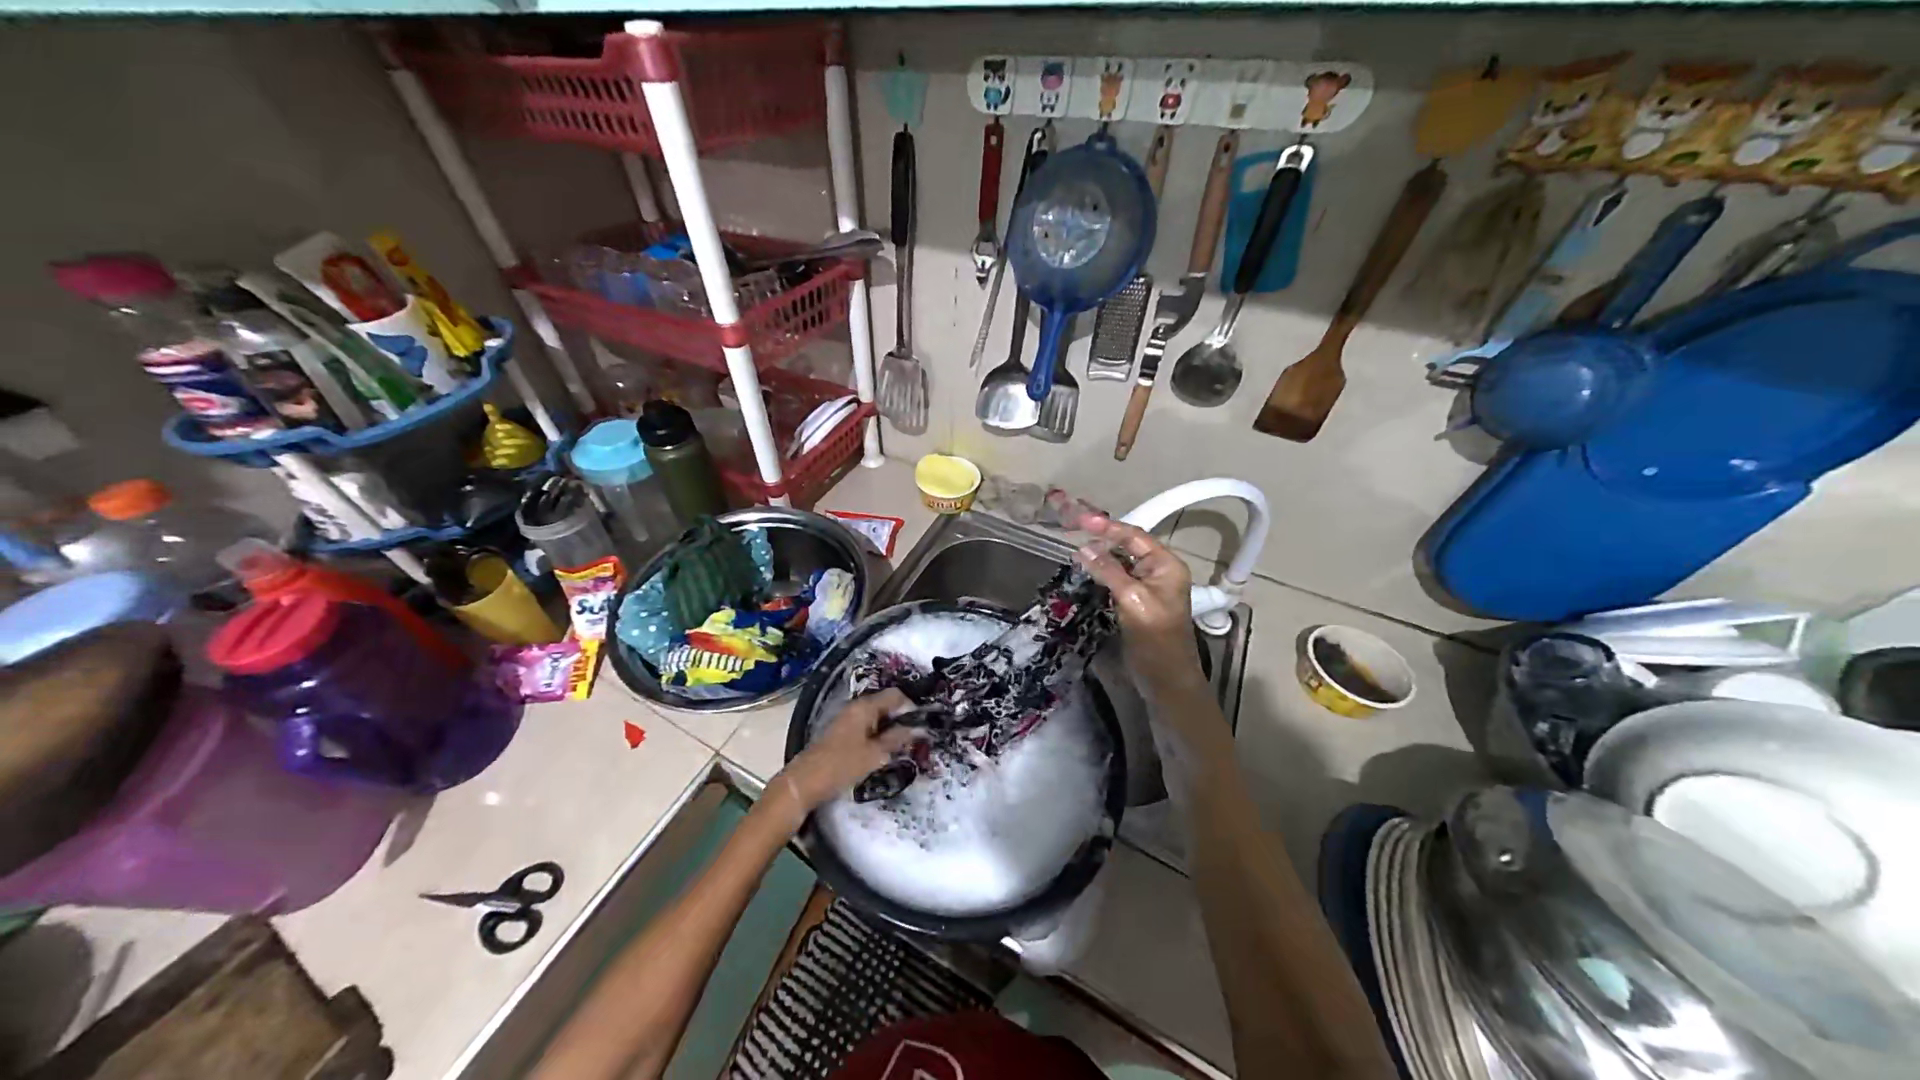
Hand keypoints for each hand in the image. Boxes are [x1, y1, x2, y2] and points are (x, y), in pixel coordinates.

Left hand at [775, 689, 917, 812]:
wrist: (804, 782)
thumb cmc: (841, 765)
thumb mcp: (875, 754)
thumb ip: (898, 739)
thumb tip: (919, 728)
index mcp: (865, 706)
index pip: (896, 695)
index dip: (912, 707)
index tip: (924, 724)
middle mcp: (856, 707)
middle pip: (886, 705)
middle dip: (902, 718)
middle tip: (917, 738)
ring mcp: (848, 719)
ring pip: (877, 717)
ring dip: (890, 729)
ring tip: (903, 746)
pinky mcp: (842, 732)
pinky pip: (867, 727)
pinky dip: (878, 735)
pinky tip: (884, 751)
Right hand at [1074, 516, 1205, 693]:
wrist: (1166, 678)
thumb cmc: (1155, 638)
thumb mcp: (1132, 599)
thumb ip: (1109, 571)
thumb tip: (1083, 548)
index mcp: (1166, 565)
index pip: (1134, 536)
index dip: (1107, 526)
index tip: (1080, 519)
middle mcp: (1159, 571)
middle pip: (1128, 545)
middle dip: (1102, 536)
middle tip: (1073, 527)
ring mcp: (1148, 587)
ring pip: (1121, 561)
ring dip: (1100, 553)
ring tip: (1075, 544)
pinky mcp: (1137, 601)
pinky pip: (1118, 577)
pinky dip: (1102, 570)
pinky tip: (1086, 567)